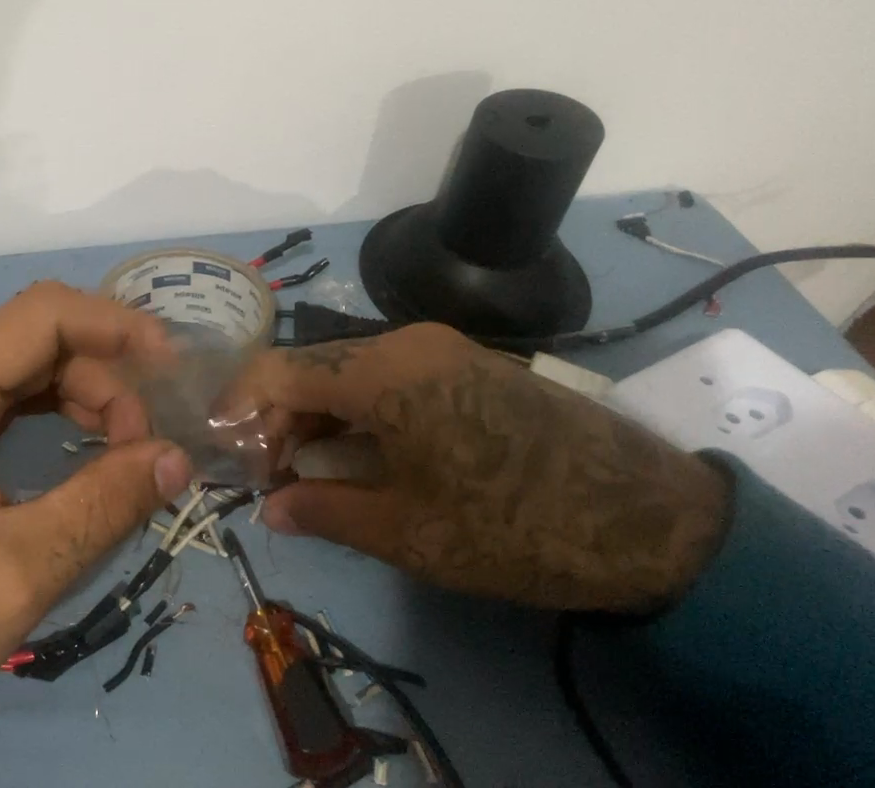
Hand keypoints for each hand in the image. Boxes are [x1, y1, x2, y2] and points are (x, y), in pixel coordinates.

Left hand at [0, 283, 192, 785]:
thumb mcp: (25, 566)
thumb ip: (105, 501)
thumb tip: (178, 456)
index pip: (39, 315)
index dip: (113, 324)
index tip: (170, 362)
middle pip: (36, 337)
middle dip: (105, 373)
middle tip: (147, 441)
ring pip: (27, 366)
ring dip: (86, 393)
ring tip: (127, 449)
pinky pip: (9, 399)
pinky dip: (58, 411)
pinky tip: (90, 445)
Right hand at [245, 324, 730, 612]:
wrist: (653, 521)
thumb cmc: (511, 526)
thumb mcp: (406, 531)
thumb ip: (324, 510)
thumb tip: (269, 508)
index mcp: (382, 371)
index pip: (278, 371)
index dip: (239, 406)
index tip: (221, 448)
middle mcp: (406, 342)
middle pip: (311, 367)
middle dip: (277, 418)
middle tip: (266, 474)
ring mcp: (441, 349)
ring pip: (349, 371)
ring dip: (317, 415)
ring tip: (304, 469)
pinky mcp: (468, 365)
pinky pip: (389, 376)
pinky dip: (357, 410)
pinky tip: (356, 452)